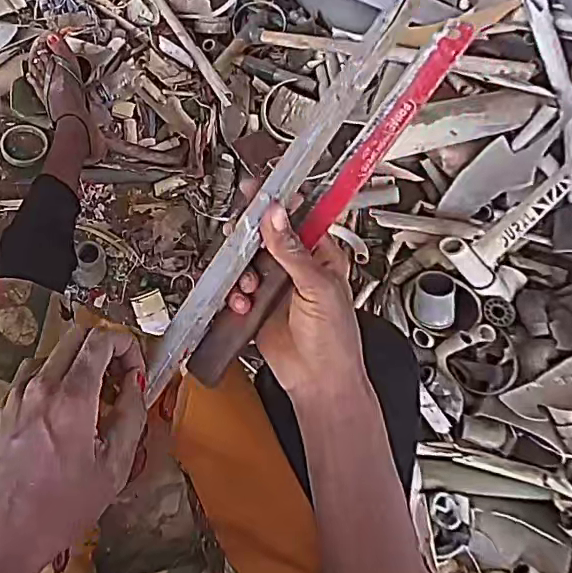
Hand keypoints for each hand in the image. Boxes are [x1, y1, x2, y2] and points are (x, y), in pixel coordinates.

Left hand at [0, 325, 147, 572]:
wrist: (4, 534)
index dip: (127, 345)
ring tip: (95, 399)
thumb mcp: (113, 468)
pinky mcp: (5, 406)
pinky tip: (66, 412)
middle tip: (120, 379)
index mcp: (71, 398)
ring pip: (55, 352)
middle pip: (77, 335)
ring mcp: (18, 393)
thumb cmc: (62, 508)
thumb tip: (138, 385)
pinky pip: (36, 374)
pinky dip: (57, 378)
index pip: (101, 340)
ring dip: (80, 362)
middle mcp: (41, 385)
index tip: (137, 369)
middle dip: (105, 348)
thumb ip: (131, 416)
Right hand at [228, 204, 367, 400]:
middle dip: (249, 242)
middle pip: (264, 238)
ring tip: (249, 288)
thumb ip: (292, 251)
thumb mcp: (317, 288)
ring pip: (246, 263)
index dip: (278, 203)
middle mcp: (297, 267)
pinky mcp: (257, 305)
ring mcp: (275, 286)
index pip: (298, 218)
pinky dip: (236, 296)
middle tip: (240, 239)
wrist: (318, 382)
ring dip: (242, 274)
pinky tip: (245, 305)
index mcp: (322, 256)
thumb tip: (276, 217)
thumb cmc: (335, 340)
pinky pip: (237, 289)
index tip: (259, 190)